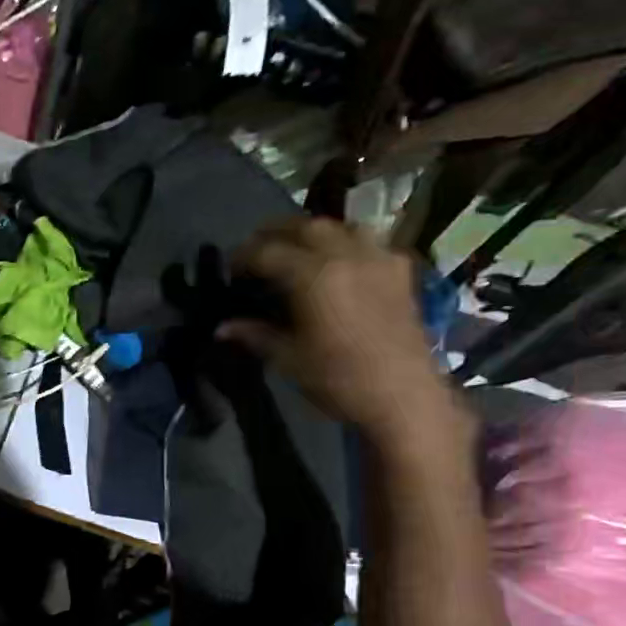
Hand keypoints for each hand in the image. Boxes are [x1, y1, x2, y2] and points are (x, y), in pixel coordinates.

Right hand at [218, 218, 465, 446]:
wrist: (403, 399)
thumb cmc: (339, 381)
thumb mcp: (289, 359)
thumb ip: (256, 335)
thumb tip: (222, 328)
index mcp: (313, 276)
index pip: (267, 252)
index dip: (243, 257)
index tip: (231, 269)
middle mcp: (346, 255)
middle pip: (304, 227)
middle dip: (275, 233)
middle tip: (257, 249)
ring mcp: (378, 259)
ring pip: (340, 227)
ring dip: (314, 232)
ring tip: (299, 248)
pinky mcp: (400, 272)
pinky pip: (370, 242)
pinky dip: (348, 244)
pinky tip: (342, 263)